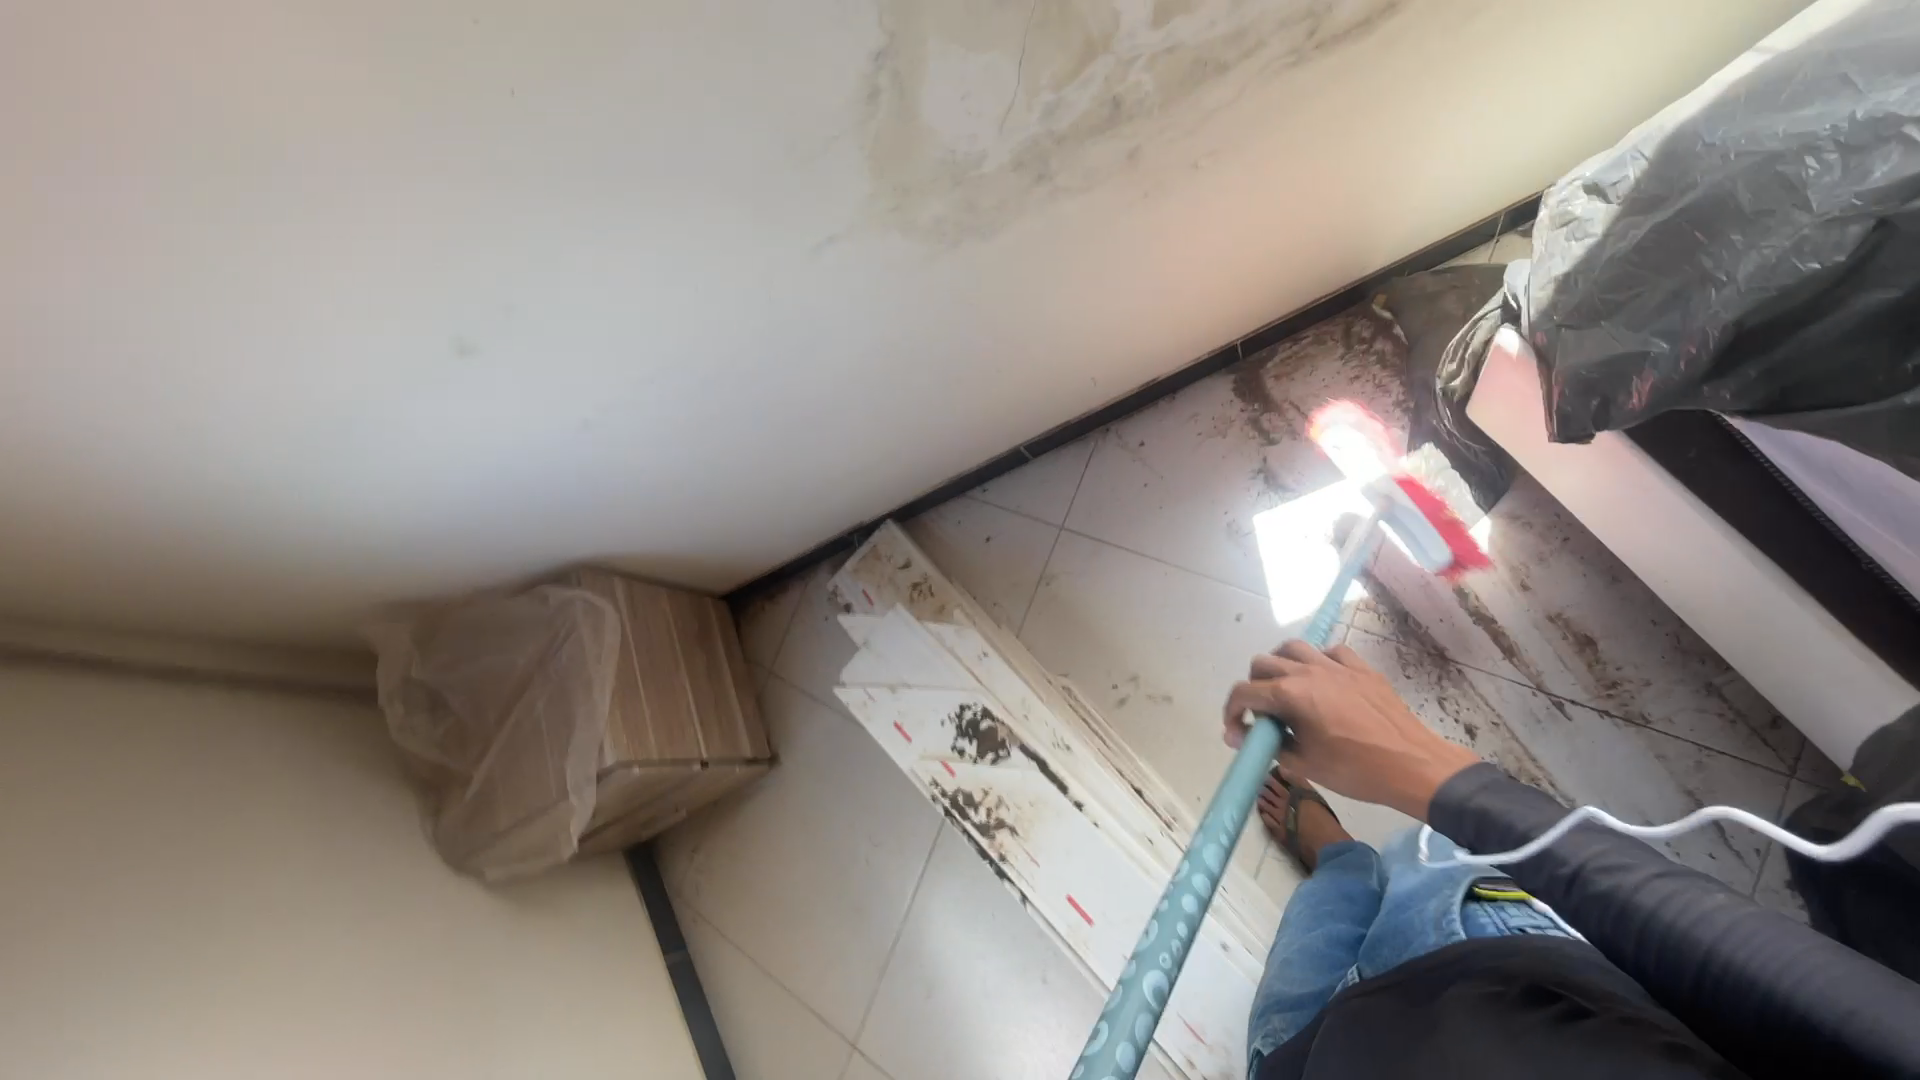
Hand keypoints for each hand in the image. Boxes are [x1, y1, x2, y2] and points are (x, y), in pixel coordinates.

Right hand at [1223, 641, 1482, 820]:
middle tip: (1263, 713)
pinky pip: (1330, 651)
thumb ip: (1267, 745)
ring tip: (1286, 687)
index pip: (1243, 692)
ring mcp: (1335, 665)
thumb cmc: (1355, 770)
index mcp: (1289, 694)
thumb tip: (1240, 737)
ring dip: (1281, 664)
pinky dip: (1319, 661)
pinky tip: (1323, 681)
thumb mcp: (1303, 764)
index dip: (1232, 711)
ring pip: (1293, 647)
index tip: (1236, 731)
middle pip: (1262, 663)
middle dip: (1254, 686)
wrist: (1413, 765)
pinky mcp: (1360, 668)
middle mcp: (1307, 670)